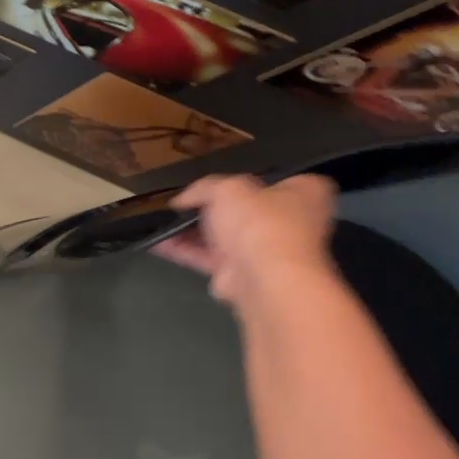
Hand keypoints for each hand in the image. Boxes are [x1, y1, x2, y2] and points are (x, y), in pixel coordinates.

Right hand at [153, 174, 338, 305]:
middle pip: (240, 210)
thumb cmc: (259, 222)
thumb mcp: (228, 189)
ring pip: (220, 235)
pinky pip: (207, 256)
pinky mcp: (240, 271)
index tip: (208, 188)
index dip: (237, 183)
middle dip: (206, 211)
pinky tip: (157, 243)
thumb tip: (183, 199)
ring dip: (188, 231)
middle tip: (178, 207)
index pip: (270, 181)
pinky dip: (183, 250)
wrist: (264, 276)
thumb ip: (204, 188)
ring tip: (159, 225)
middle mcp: (289, 220)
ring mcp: (264, 248)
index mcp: (302, 192)